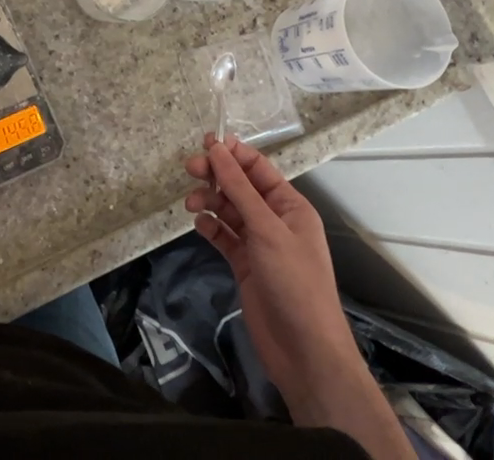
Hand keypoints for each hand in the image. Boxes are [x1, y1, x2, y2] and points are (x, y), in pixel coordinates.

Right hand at [185, 136, 358, 412]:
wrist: (303, 348)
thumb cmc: (294, 282)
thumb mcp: (267, 230)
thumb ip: (239, 189)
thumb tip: (218, 149)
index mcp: (290, 206)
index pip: (259, 169)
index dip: (233, 154)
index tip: (204, 144)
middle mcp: (274, 220)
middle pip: (240, 187)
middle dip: (216, 176)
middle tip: (190, 169)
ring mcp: (259, 244)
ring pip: (228, 210)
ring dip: (209, 202)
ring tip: (191, 204)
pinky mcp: (244, 264)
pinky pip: (223, 236)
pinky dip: (210, 228)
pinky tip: (199, 225)